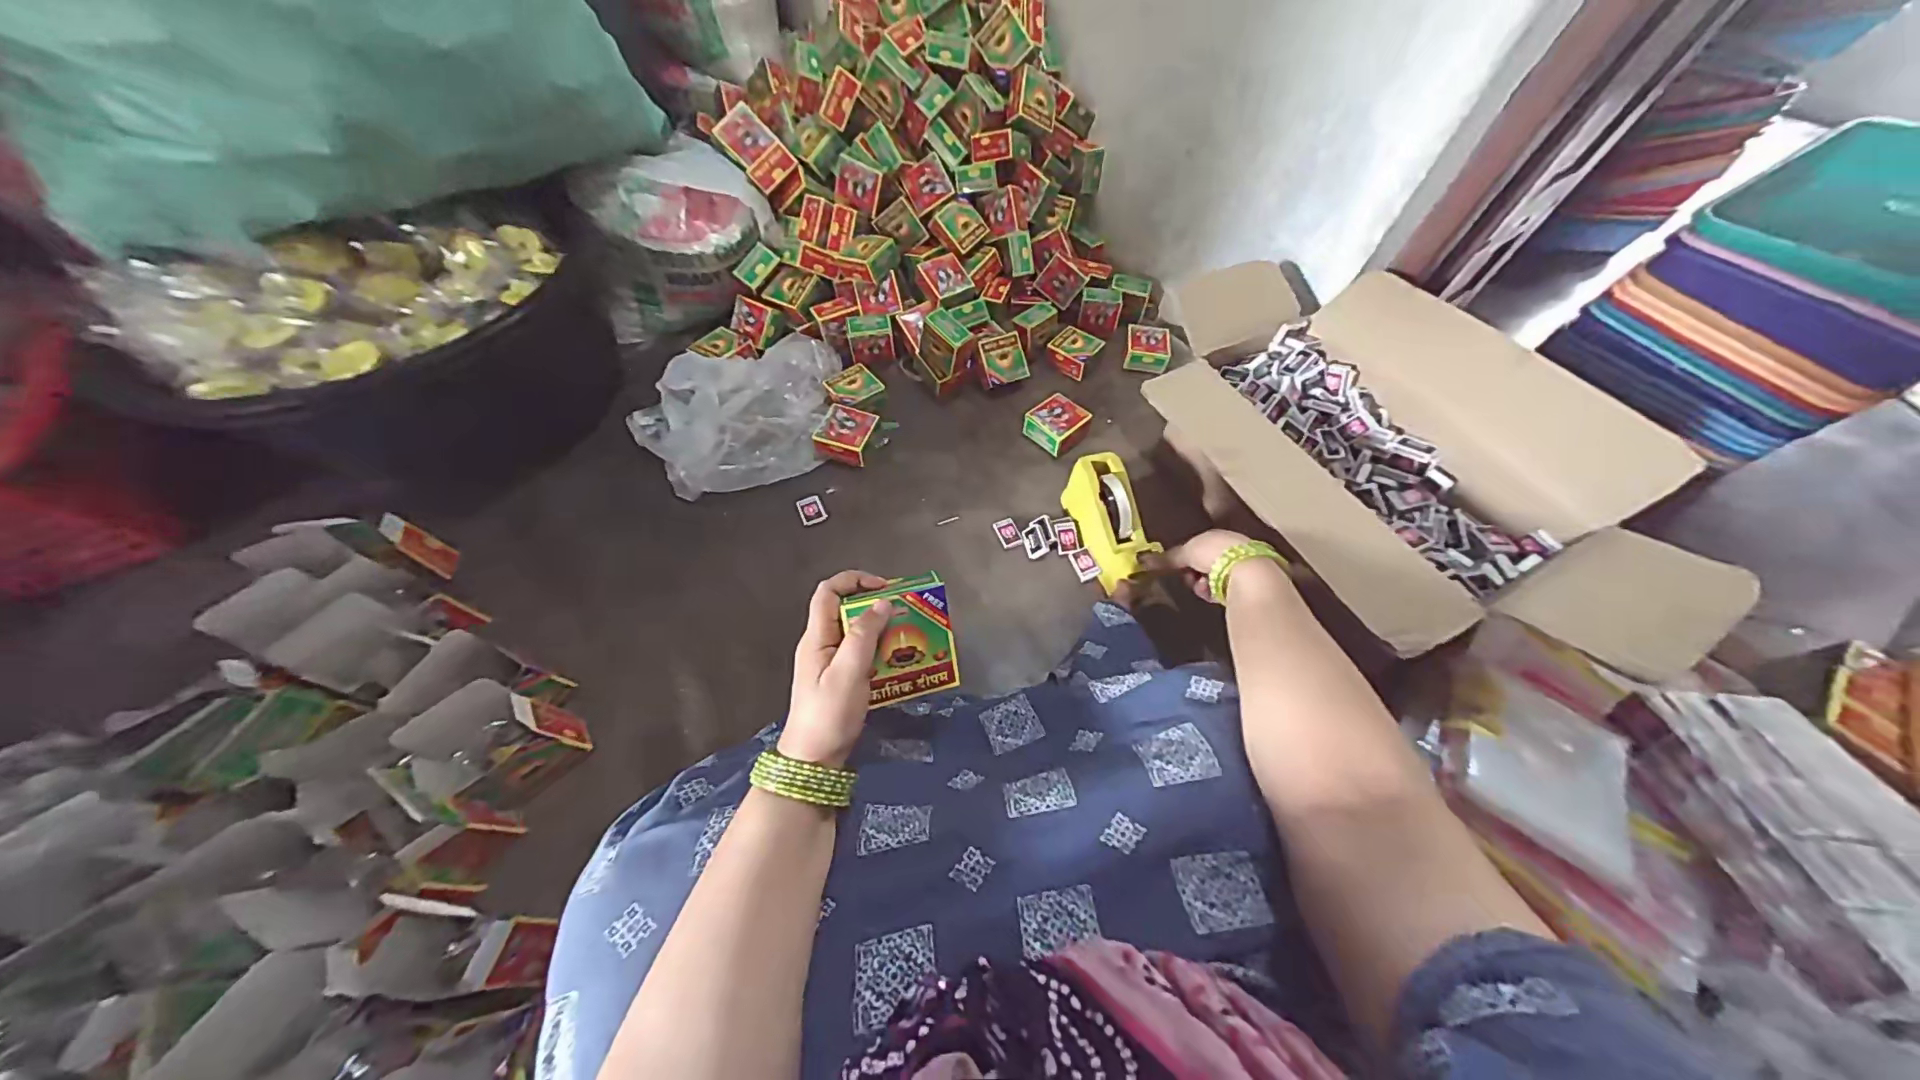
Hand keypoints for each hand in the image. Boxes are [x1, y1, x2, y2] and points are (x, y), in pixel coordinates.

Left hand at [781, 571, 892, 766]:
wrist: (814, 761)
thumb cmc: (829, 715)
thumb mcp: (849, 672)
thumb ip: (864, 636)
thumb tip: (882, 603)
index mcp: (817, 637)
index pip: (829, 592)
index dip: (855, 580)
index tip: (885, 588)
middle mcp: (821, 644)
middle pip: (846, 609)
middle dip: (875, 605)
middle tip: (904, 612)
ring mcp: (830, 662)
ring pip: (857, 632)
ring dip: (881, 629)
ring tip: (907, 635)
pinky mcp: (840, 679)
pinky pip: (861, 653)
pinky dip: (880, 650)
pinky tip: (898, 660)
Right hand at [1147, 529, 1285, 603]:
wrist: (1247, 571)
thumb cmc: (1216, 552)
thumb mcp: (1186, 551)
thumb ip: (1167, 557)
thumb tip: (1144, 560)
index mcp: (1219, 535)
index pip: (1197, 546)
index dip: (1184, 558)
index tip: (1176, 566)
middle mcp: (1232, 548)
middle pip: (1204, 564)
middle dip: (1192, 573)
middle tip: (1188, 578)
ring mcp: (1241, 567)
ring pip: (1212, 579)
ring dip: (1201, 585)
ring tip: (1201, 587)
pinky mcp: (1246, 586)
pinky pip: (1222, 591)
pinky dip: (1213, 593)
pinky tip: (1211, 594)